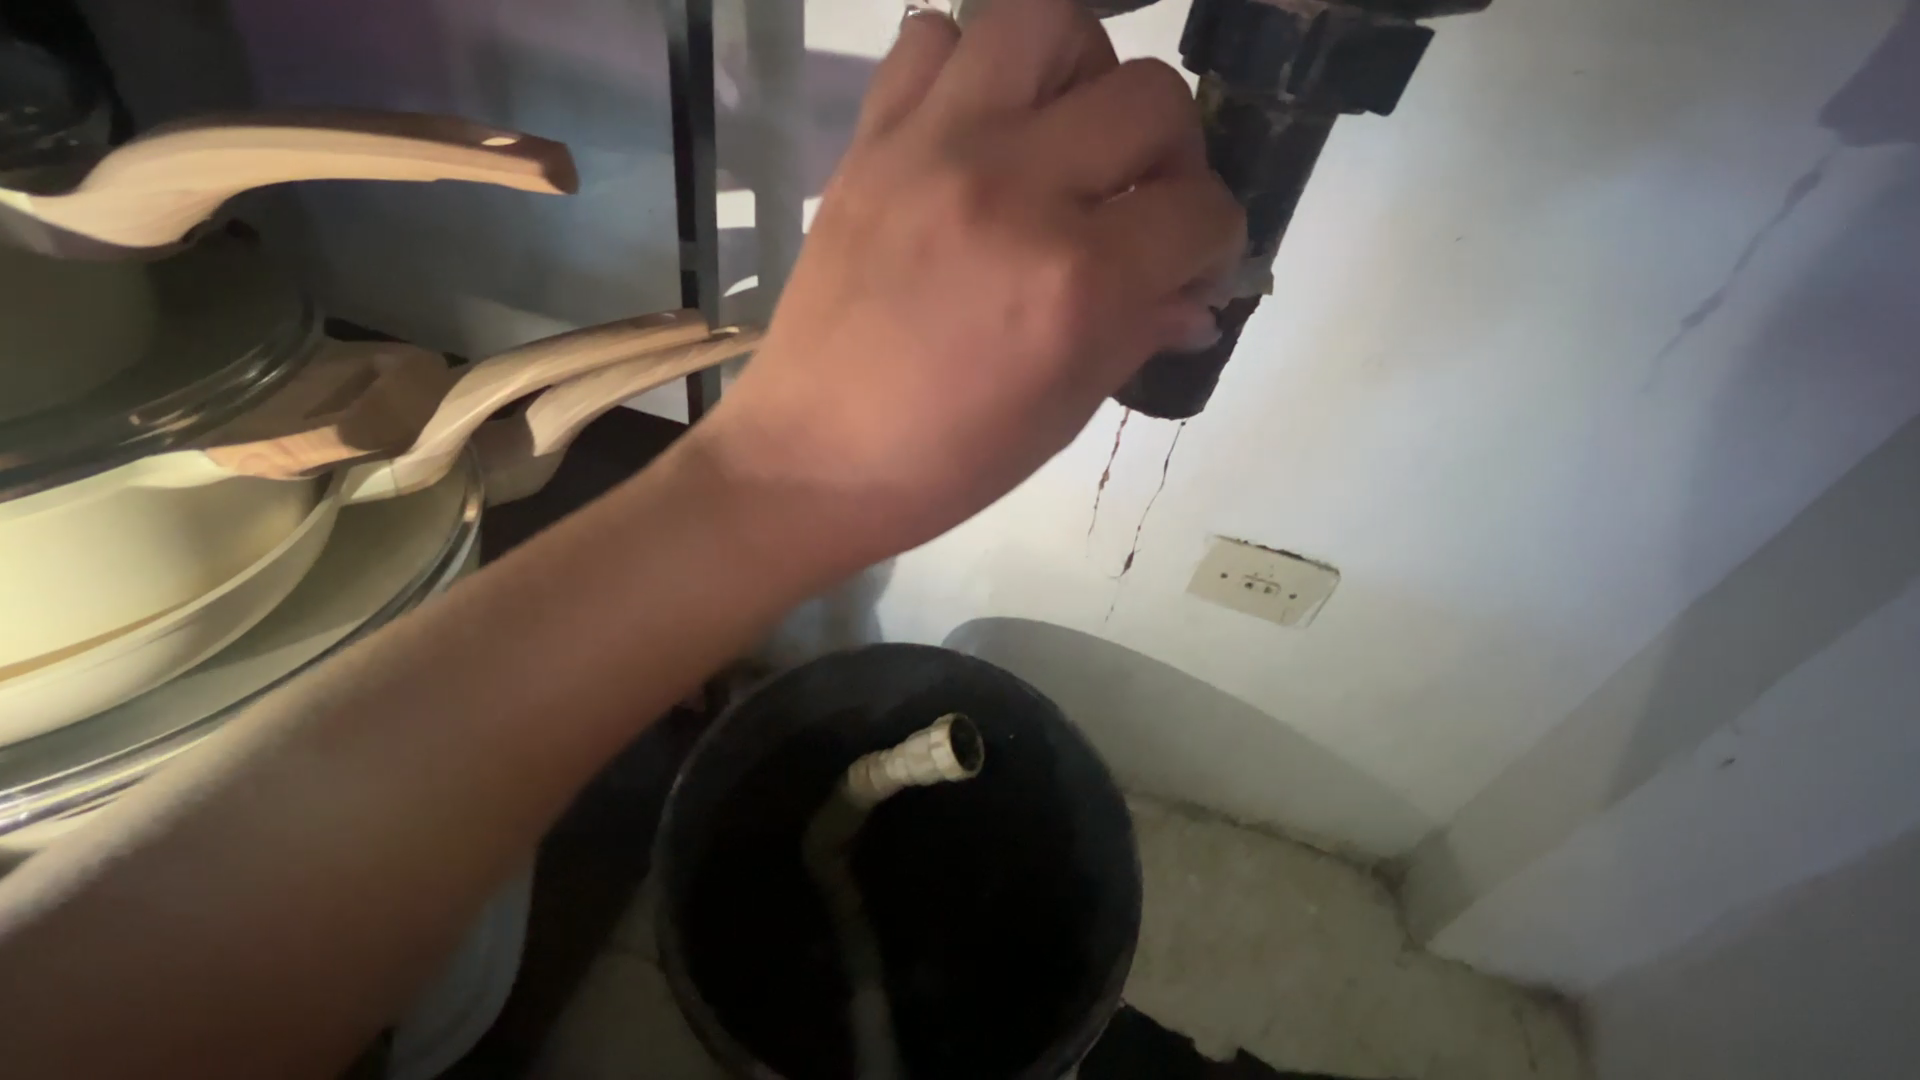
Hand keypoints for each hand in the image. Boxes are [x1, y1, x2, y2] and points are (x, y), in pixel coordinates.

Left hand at [694, 0, 1242, 573]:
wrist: (814, 460)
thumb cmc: (946, 462)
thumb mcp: (1062, 414)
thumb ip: (1139, 334)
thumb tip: (1196, 296)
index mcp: (1074, 282)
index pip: (1199, 211)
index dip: (1215, 240)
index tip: (1194, 263)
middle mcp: (1014, 190)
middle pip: (1151, 98)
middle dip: (1173, 156)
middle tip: (1141, 205)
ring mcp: (934, 151)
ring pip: (1047, 25)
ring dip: (1083, 75)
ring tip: (1065, 141)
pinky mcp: (871, 143)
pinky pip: (933, 39)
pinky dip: (972, 67)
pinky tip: (976, 132)